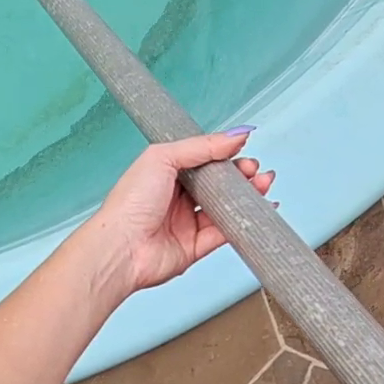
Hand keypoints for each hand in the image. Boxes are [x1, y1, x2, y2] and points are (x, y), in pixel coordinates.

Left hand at [84, 130, 275, 293]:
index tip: (242, 151)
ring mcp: (184, 224)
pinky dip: (244, 222)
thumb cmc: (128, 205)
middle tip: (254, 171)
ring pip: (225, 208)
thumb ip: (201, 146)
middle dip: (241, 176)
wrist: (120, 248)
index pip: (203, 162)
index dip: (225, 157)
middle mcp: (175, 200)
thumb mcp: (162, 157)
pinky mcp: (193, 248)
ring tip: (263, 184)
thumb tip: (235, 135)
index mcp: (164, 176)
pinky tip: (260, 210)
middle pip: (217, 185)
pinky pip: (224, 234)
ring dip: (247, 196)